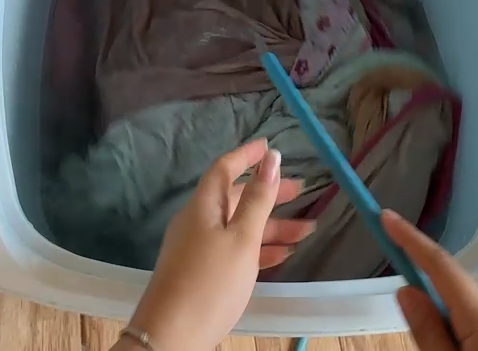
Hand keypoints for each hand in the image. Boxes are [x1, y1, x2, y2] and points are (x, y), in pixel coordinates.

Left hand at [126, 138, 314, 350]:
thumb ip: (259, 199)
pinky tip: (284, 254)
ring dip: (271, 226)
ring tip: (307, 229)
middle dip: (268, 193)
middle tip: (301, 190)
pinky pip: (235, 249)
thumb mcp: (241, 239)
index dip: (247, 155)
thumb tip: (272, 157)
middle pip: (236, 197)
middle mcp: (199, 220)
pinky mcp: (203, 272)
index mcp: (204, 205)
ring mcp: (199, 247)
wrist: (170, 340)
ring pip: (240, 226)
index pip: (225, 168)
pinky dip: (258, 248)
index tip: (269, 145)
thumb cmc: (209, 282)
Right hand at [384, 209, 477, 350]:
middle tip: (423, 348)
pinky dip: (471, 343)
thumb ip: (428, 333)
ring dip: (453, 333)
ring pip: (472, 317)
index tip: (385, 215)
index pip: (441, 264)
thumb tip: (407, 290)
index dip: (411, 239)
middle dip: (432, 308)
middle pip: (455, 295)